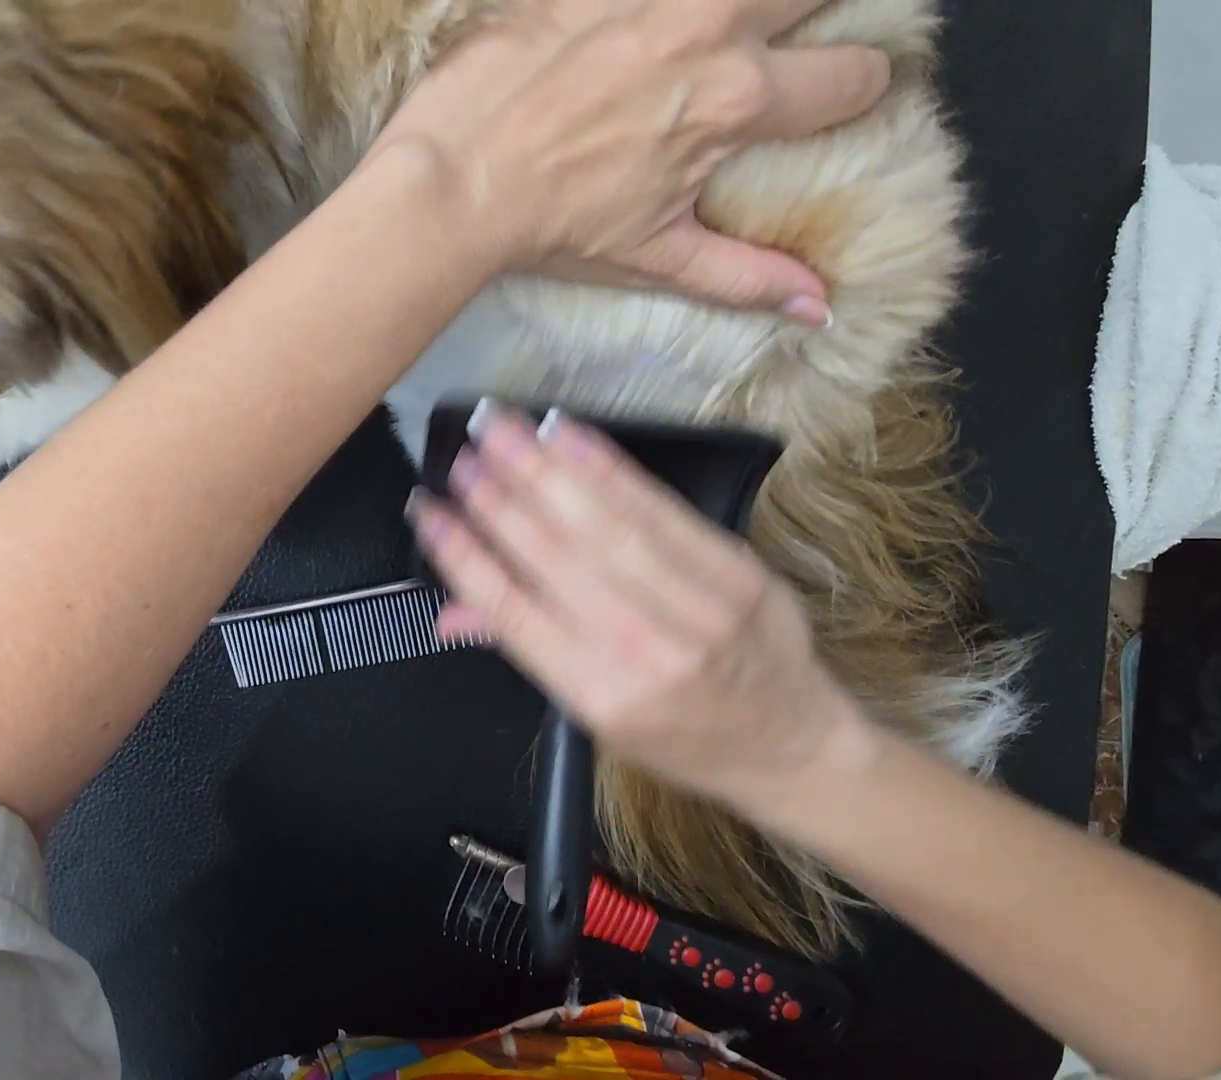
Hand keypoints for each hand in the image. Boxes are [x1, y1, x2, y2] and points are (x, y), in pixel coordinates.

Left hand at [368, 0, 890, 324]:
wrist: (451, 181)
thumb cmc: (548, 228)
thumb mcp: (654, 260)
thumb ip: (744, 276)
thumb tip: (818, 306)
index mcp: (733, 101)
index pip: (849, 79)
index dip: (855, 91)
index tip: (836, 100)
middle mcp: (708, 23)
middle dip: (821, 8)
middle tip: (786, 38)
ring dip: (743, 2)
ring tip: (717, 33)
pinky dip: (654, 5)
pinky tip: (639, 29)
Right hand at [405, 405, 870, 803]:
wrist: (791, 746)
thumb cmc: (681, 737)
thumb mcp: (594, 716)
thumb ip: (524, 651)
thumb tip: (451, 615)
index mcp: (598, 691)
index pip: (511, 611)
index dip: (464, 555)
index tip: (429, 511)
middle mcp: (645, 648)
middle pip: (554, 558)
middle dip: (500, 499)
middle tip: (463, 454)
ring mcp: (697, 605)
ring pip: (603, 525)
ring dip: (545, 471)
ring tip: (502, 431)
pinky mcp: (735, 569)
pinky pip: (660, 509)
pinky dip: (609, 468)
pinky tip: (570, 436)